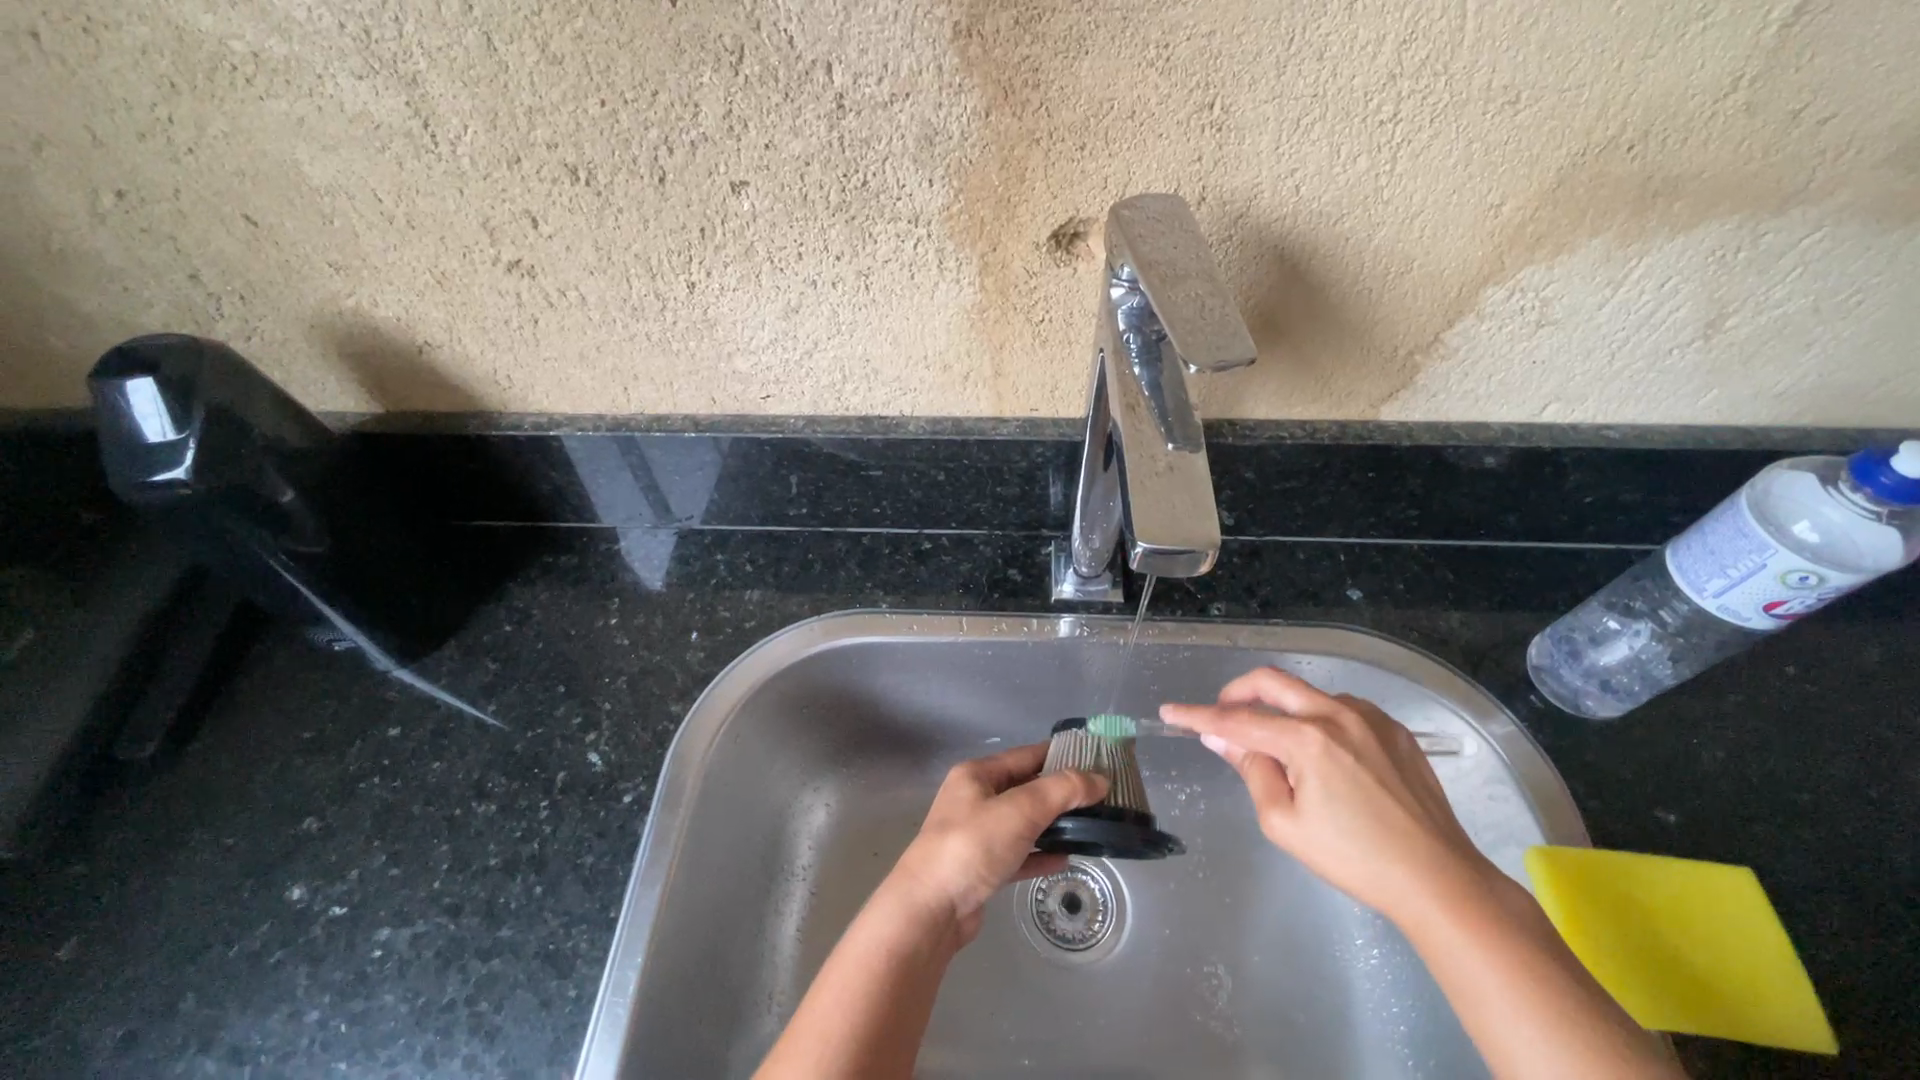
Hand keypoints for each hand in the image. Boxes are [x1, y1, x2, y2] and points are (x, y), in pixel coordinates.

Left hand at [881, 743, 1107, 943]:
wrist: (931, 909)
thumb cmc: (973, 846)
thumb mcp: (1021, 809)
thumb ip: (1062, 790)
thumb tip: (1099, 779)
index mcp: (977, 775)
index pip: (1026, 755)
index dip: (1061, 756)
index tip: (1097, 760)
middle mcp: (974, 800)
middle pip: (1026, 789)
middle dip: (1061, 793)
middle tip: (1103, 798)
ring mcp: (976, 836)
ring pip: (1024, 823)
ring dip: (1054, 824)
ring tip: (1092, 827)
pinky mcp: (981, 869)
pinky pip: (1019, 854)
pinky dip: (1041, 854)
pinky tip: (1066, 859)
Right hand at [1161, 667, 1495, 921]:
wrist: (1436, 877)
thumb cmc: (1353, 858)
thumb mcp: (1284, 823)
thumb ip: (1252, 770)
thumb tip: (1223, 739)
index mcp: (1307, 740)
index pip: (1236, 721)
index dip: (1198, 717)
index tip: (1170, 712)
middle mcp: (1338, 715)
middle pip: (1272, 682)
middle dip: (1236, 692)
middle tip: (1220, 713)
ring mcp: (1372, 719)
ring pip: (1309, 696)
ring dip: (1283, 711)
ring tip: (1280, 751)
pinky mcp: (1396, 731)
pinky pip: (1344, 711)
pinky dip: (1319, 722)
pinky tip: (1324, 756)